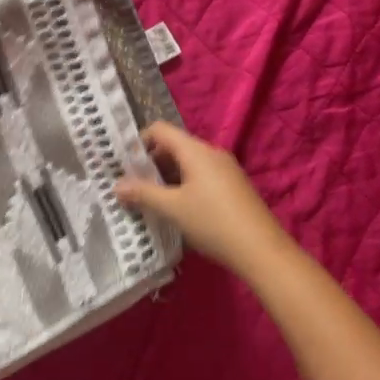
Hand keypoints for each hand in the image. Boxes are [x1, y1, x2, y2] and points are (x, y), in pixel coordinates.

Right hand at [115, 121, 295, 278]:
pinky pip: (202, 176)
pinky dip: (185, 185)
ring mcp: (226, 169)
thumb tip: (116, 185)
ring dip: (168, 178)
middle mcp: (211, 152)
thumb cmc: (213, 222)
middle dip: (152, 164)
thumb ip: (143, 194)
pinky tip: (179, 210)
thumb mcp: (173, 209)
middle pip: (174, 146)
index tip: (123, 163)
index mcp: (195, 150)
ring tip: (151, 201)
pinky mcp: (234, 186)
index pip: (160, 129)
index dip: (139, 141)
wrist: (262, 250)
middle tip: (133, 186)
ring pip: (189, 164)